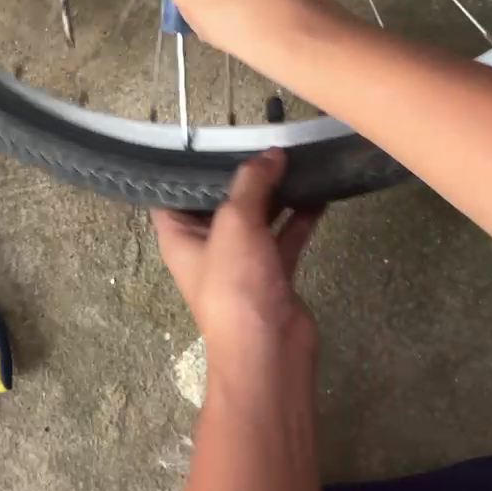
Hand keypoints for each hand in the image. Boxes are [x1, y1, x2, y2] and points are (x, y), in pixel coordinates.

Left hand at [153, 149, 324, 377]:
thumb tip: (272, 153)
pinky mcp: (272, 274)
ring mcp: (241, 261)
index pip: (173, 192)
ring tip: (293, 158)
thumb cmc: (235, 285)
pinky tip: (318, 194)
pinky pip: (284, 236)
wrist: (270, 353)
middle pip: (220, 200)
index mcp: (179, 235)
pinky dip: (298, 217)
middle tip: (261, 137)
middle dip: (241, 174)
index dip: (187, 166)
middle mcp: (206, 245)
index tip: (210, 137)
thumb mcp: (236, 222)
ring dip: (274, 192)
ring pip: (256, 216)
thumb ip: (252, 183)